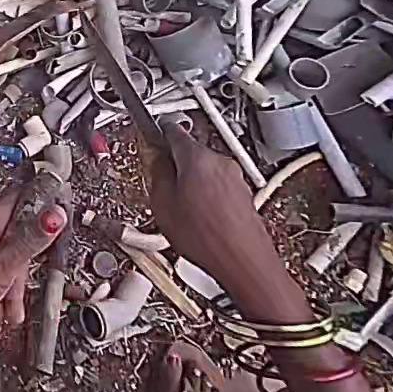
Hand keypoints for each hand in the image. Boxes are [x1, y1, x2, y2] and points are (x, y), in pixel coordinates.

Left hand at [0, 177, 66, 337]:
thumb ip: (28, 241)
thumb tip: (54, 214)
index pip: (23, 196)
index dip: (45, 206)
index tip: (59, 221)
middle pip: (14, 230)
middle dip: (24, 261)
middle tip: (23, 286)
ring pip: (0, 253)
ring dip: (9, 280)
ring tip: (7, 309)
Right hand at [144, 121, 279, 289]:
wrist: (243, 261)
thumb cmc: (207, 237)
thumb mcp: (163, 203)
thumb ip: (156, 173)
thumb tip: (155, 158)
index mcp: (197, 157)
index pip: (172, 131)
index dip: (156, 133)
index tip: (149, 137)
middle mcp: (220, 161)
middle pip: (189, 151)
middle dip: (173, 162)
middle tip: (158, 181)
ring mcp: (234, 176)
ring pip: (203, 168)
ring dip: (189, 179)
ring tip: (178, 206)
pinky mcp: (242, 193)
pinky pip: (216, 183)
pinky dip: (204, 192)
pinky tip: (196, 216)